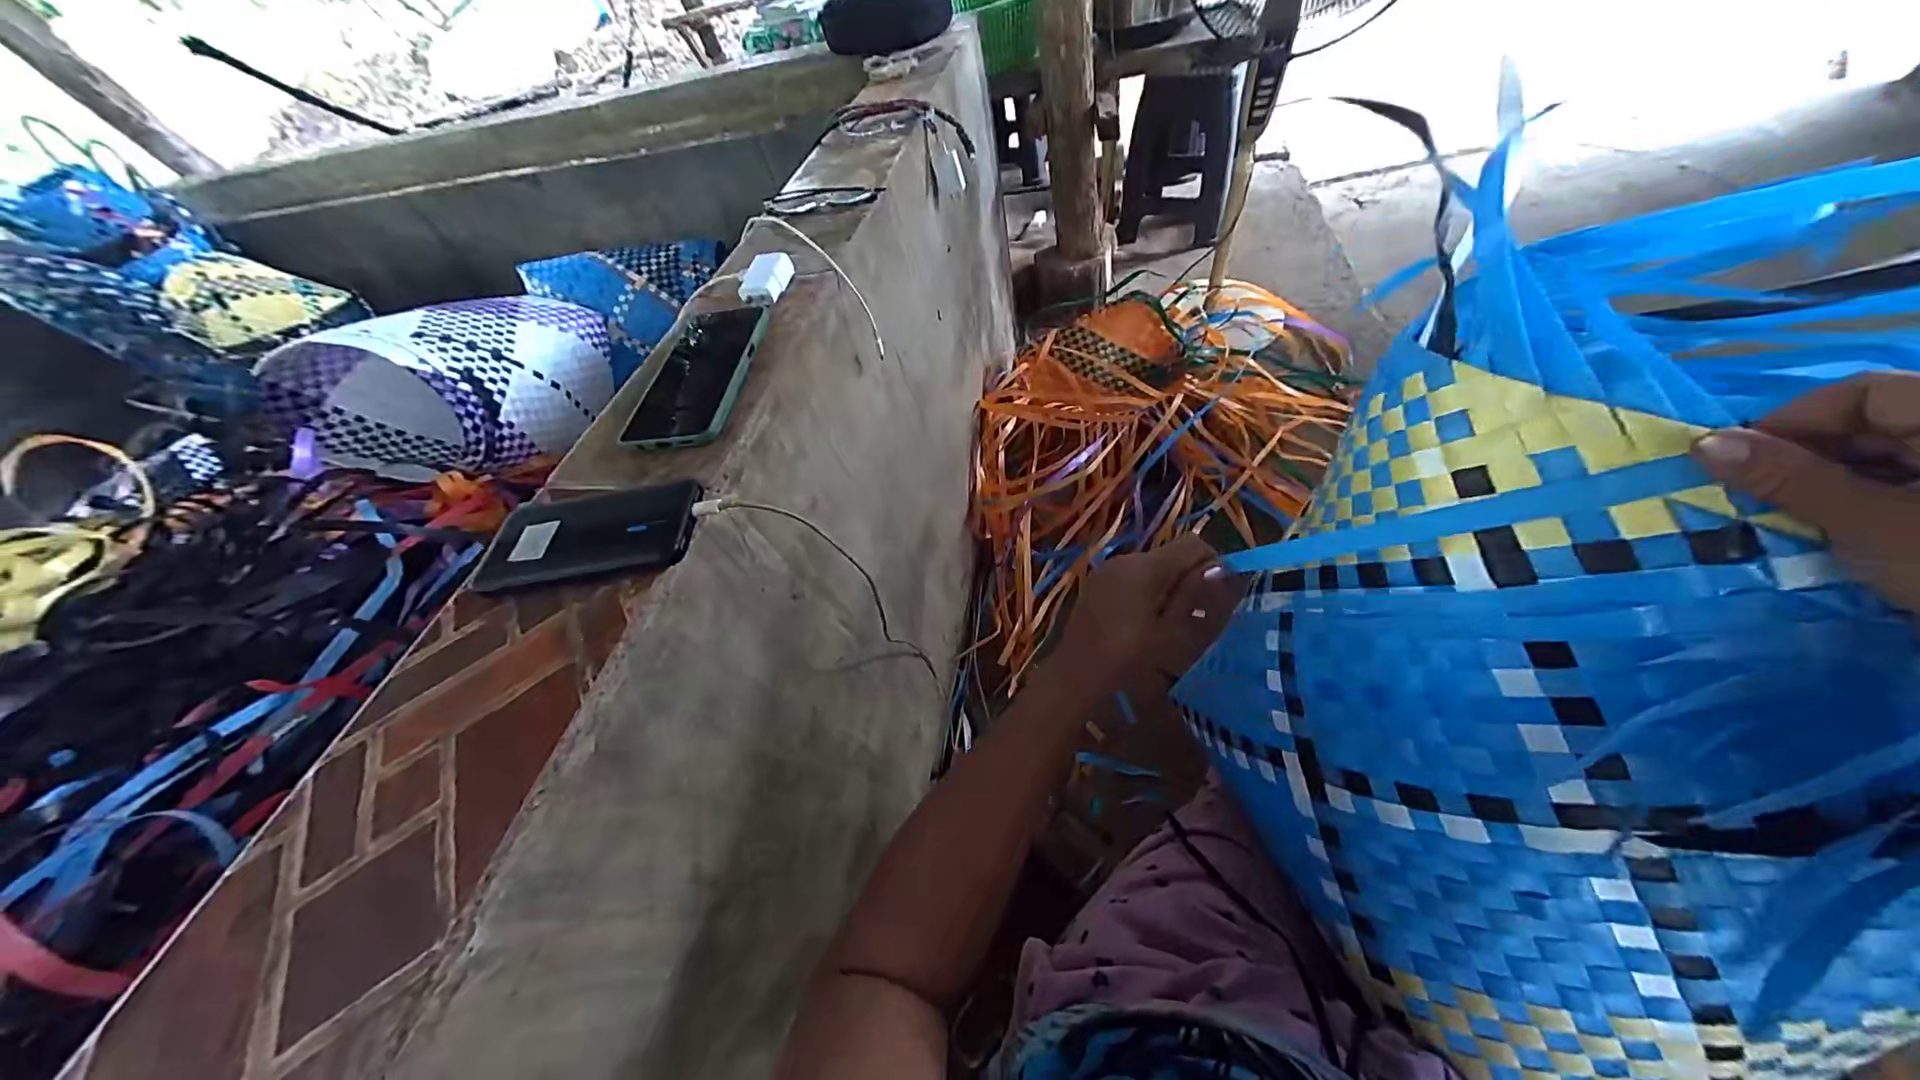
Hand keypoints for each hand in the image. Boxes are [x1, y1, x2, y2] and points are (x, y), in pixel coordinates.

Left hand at [1039, 535, 1248, 695]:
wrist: (1077, 678)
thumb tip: (1224, 568)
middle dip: (1188, 580)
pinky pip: (1130, 580)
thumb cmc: (1130, 659)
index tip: (1213, 600)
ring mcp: (1105, 572)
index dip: (1212, 567)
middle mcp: (1123, 559)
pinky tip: (1142, 625)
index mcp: (1144, 566)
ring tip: (1167, 626)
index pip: (1193, 545)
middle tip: (1191, 619)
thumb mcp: (1174, 632)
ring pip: (1150, 568)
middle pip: (1170, 555)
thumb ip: (1199, 596)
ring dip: (1166, 589)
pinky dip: (1144, 594)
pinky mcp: (1095, 586)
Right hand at [1692, 372, 1919, 612]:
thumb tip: (1702, 443)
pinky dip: (1872, 503)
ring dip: (1833, 485)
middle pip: (1878, 423)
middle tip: (1755, 500)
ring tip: (1795, 523)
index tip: (1734, 465)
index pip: (1860, 393)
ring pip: (1894, 457)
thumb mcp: (1870, 525)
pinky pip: (1914, 486)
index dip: (1789, 422)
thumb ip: (1788, 478)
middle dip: (1807, 458)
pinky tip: (1850, 534)